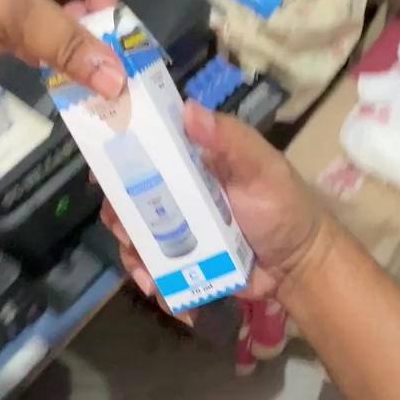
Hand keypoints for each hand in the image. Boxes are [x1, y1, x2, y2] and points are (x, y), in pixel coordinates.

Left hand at [0, 0, 125, 95]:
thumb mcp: (21, 16)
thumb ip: (72, 47)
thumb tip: (121, 80)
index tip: (102, 29)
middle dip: (86, 25)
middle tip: (88, 58)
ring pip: (50, 19)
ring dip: (64, 45)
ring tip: (70, 73)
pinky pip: (27, 36)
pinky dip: (40, 54)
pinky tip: (41, 73)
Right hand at [101, 103, 335, 312]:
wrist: (300, 265)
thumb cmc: (283, 207)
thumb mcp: (262, 168)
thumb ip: (230, 140)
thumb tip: (188, 108)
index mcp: (192, 161)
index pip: (145, 150)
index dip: (117, 157)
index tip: (100, 171)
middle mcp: (178, 193)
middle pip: (129, 198)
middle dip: (118, 215)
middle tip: (126, 230)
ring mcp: (178, 230)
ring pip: (137, 238)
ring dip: (132, 254)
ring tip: (146, 272)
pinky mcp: (183, 262)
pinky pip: (155, 270)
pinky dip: (153, 282)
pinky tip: (160, 291)